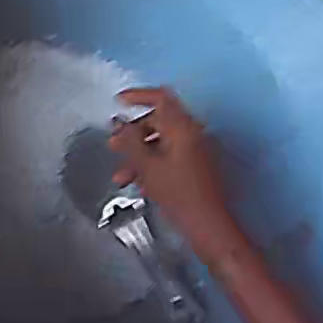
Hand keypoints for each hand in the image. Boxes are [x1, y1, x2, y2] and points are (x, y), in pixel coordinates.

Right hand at [109, 87, 247, 266]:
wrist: (209, 226)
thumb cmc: (179, 194)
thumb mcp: (146, 166)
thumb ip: (130, 140)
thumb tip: (121, 124)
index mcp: (183, 128)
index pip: (161, 98)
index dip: (138, 96)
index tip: (119, 101)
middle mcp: (193, 134)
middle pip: (159, 121)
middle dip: (133, 132)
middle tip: (114, 144)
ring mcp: (197, 150)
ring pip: (161, 141)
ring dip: (139, 152)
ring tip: (121, 173)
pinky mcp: (198, 166)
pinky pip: (170, 155)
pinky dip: (152, 163)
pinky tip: (138, 182)